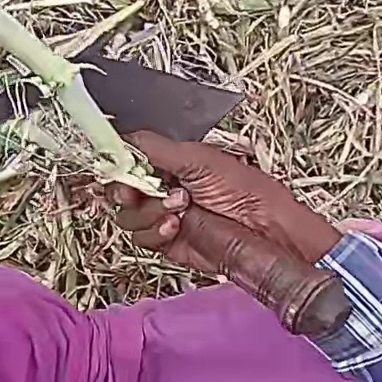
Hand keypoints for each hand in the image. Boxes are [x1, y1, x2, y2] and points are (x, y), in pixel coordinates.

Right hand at [109, 132, 341, 269]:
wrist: (262, 231)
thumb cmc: (243, 189)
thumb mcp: (197, 159)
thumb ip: (154, 148)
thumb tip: (121, 139)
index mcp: (167, 163)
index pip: (126, 162)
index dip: (118, 166)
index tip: (120, 168)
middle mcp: (160, 189)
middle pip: (118, 191)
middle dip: (128, 192)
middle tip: (144, 192)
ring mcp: (161, 217)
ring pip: (126, 217)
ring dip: (148, 213)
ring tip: (178, 208)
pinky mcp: (164, 243)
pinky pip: (140, 239)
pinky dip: (154, 232)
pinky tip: (175, 227)